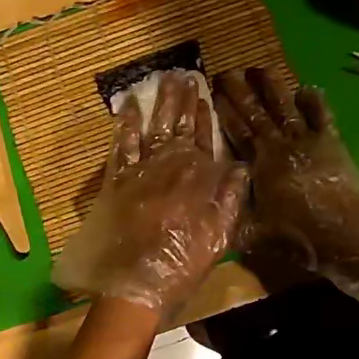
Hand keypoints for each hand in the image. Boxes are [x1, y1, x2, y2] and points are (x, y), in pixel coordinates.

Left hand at [52, 74, 246, 321]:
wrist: (139, 282)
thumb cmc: (184, 261)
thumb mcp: (219, 233)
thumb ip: (230, 197)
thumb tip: (240, 166)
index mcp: (197, 176)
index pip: (204, 138)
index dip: (205, 115)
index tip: (205, 93)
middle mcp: (170, 164)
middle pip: (178, 126)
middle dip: (182, 100)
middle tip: (183, 75)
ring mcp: (142, 169)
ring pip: (153, 128)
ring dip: (159, 104)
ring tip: (162, 81)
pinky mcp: (118, 180)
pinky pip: (122, 145)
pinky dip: (125, 124)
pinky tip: (128, 106)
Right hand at [215, 68, 358, 303]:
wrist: (352, 234)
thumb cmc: (302, 236)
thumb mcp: (256, 234)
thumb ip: (232, 216)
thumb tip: (210, 205)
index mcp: (261, 164)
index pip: (237, 131)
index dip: (224, 111)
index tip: (211, 92)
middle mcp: (283, 145)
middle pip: (258, 113)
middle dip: (241, 92)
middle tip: (227, 71)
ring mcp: (309, 141)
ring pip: (287, 107)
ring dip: (274, 87)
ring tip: (261, 68)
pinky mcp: (333, 143)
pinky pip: (322, 116)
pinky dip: (314, 101)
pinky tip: (307, 88)